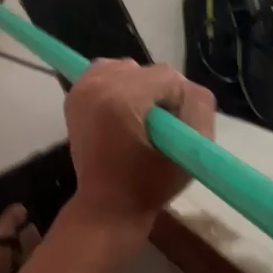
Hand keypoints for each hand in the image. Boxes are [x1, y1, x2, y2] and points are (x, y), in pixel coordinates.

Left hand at [64, 59, 215, 230]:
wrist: (106, 204)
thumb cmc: (149, 185)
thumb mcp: (189, 152)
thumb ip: (198, 110)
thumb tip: (186, 88)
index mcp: (122, 99)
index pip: (168, 76)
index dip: (180, 101)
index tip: (176, 128)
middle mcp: (97, 84)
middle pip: (146, 70)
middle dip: (160, 94)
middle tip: (160, 126)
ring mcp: (82, 86)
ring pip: (127, 68)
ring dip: (139, 87)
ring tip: (141, 119)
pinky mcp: (75, 92)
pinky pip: (106, 72)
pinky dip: (119, 85)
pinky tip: (123, 111)